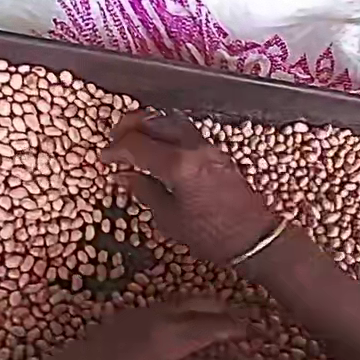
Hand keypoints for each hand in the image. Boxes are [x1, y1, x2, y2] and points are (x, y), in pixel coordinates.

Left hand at [0, 297, 244, 359]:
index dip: (235, 328)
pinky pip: (159, 308)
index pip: (210, 325)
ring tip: (219, 324)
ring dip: (201, 308)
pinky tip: (182, 330)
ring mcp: (129, 318)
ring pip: (177, 302)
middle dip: (223, 311)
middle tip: (242, 325)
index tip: (255, 332)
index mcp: (162, 339)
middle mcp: (149, 319)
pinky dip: (181, 312)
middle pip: (196, 304)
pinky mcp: (115, 323)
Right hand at [101, 109, 277, 264]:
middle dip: (129, 127)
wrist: (254, 239)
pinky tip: (160, 150)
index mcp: (178, 165)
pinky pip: (187, 132)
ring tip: (135, 142)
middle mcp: (194, 148)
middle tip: (115, 142)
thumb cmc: (211, 236)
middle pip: (154, 120)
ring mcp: (209, 148)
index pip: (136, 144)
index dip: (116, 150)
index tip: (105, 159)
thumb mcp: (169, 219)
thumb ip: (145, 191)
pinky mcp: (218, 153)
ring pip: (172, 121)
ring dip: (150, 125)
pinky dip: (168, 133)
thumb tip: (124, 176)